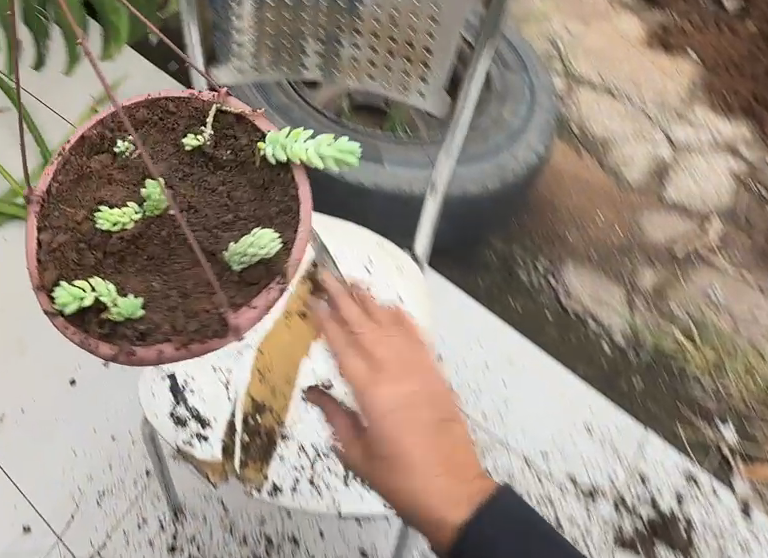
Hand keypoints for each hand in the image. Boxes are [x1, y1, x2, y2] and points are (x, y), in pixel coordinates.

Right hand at [306, 273, 496, 554]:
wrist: (455, 493)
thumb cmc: (402, 478)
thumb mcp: (358, 454)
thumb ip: (335, 418)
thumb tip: (313, 394)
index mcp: (371, 390)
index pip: (342, 344)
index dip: (326, 319)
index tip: (312, 298)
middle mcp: (393, 371)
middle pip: (363, 324)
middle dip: (343, 297)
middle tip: (326, 274)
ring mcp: (418, 368)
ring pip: (389, 323)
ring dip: (370, 300)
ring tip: (353, 280)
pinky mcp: (435, 373)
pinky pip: (416, 336)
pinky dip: (402, 318)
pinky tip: (390, 306)